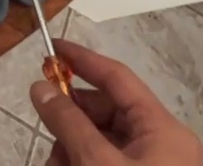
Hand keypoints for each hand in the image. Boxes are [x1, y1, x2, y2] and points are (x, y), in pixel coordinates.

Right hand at [30, 40, 202, 165]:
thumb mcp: (97, 162)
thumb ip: (67, 121)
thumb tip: (38, 86)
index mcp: (164, 130)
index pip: (117, 76)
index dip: (82, 58)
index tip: (49, 47)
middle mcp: (164, 144)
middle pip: (105, 111)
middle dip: (69, 119)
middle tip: (45, 129)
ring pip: (101, 139)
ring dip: (71, 146)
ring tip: (55, 164)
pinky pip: (107, 161)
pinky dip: (82, 162)